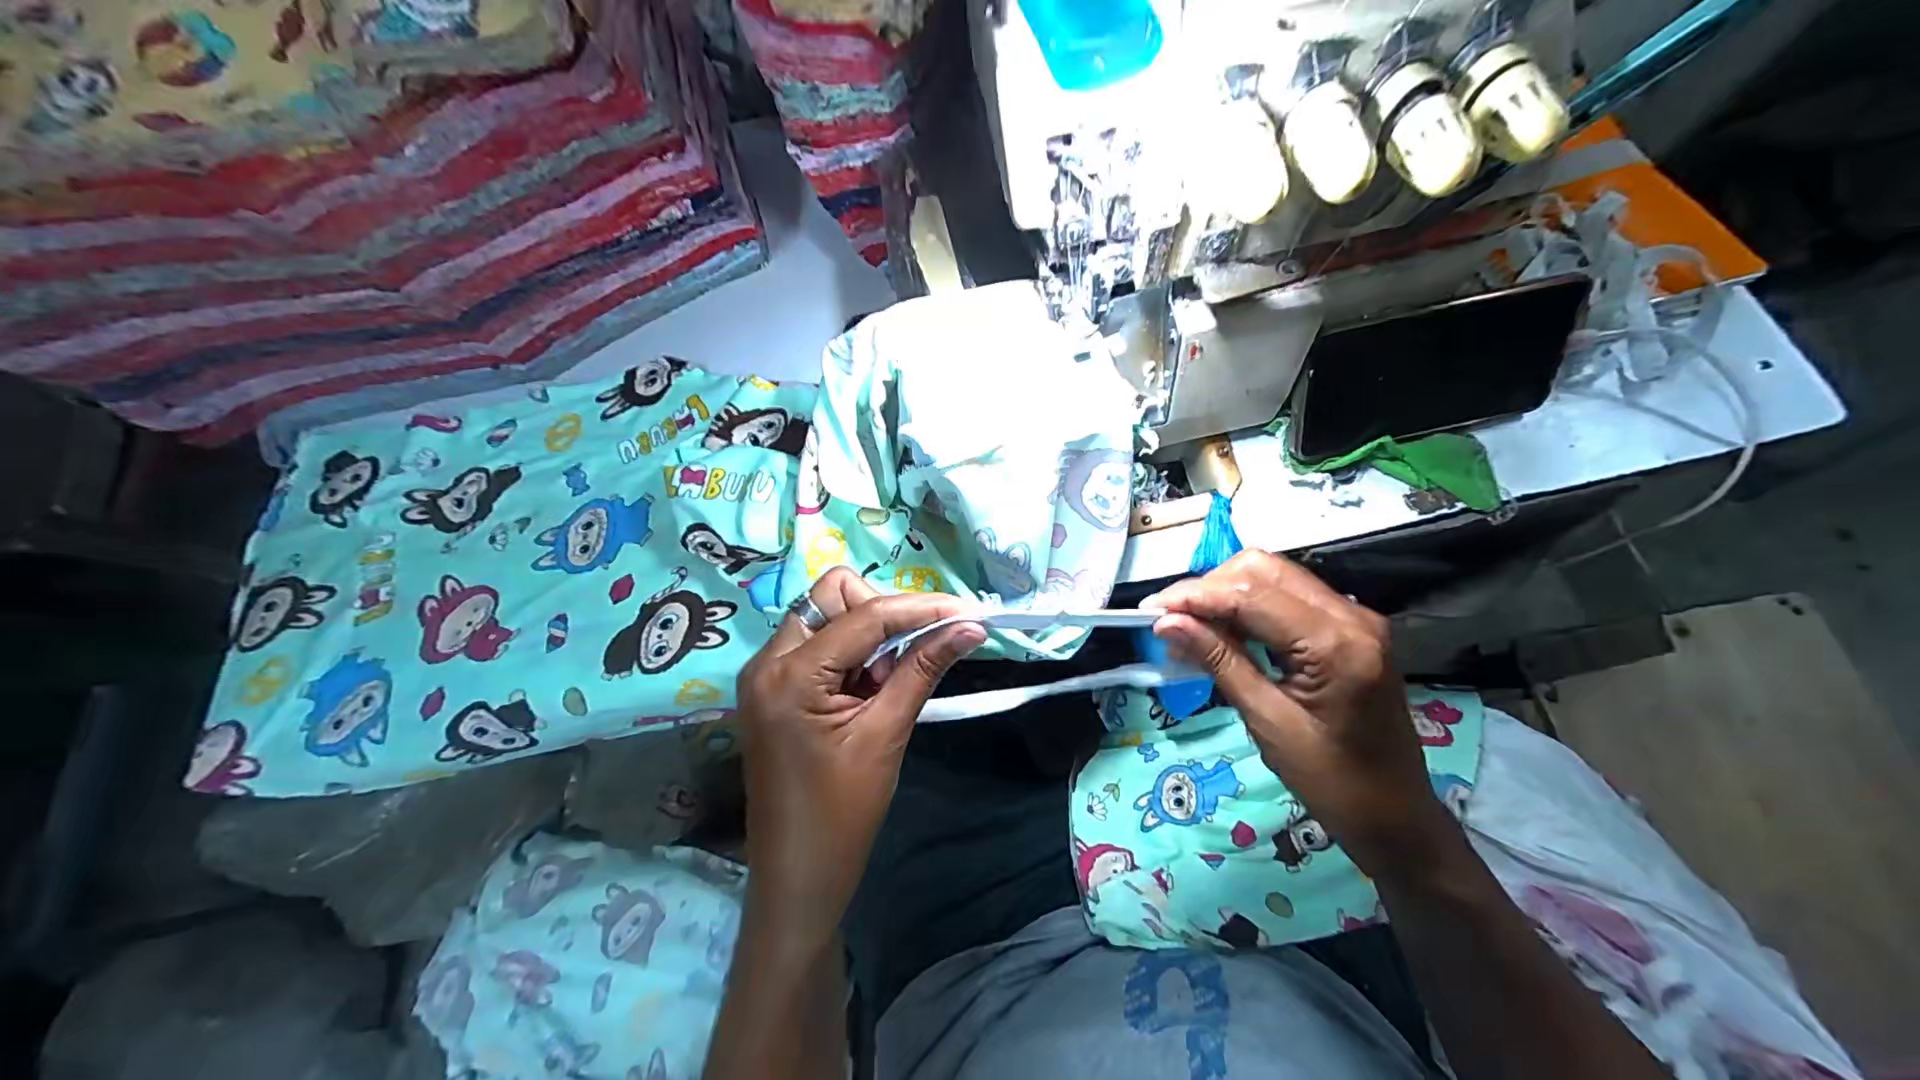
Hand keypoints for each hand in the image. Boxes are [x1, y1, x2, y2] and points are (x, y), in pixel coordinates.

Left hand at [734, 567, 985, 940]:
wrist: (797, 876)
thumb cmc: (842, 814)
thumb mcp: (886, 734)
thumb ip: (923, 669)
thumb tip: (970, 627)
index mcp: (789, 675)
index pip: (864, 615)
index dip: (921, 608)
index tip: (968, 612)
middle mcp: (767, 660)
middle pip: (832, 596)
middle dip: (881, 614)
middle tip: (908, 660)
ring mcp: (765, 672)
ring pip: (825, 614)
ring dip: (868, 634)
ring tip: (887, 683)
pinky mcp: (773, 686)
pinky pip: (818, 643)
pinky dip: (852, 652)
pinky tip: (870, 688)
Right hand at [1142, 550, 1452, 879]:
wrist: (1394, 814)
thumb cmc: (1332, 780)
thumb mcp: (1267, 720)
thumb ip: (1219, 661)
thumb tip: (1168, 623)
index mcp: (1336, 643)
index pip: (1251, 595)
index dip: (1196, 597)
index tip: (1151, 611)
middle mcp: (1351, 615)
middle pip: (1263, 570)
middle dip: (1210, 588)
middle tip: (1171, 621)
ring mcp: (1354, 618)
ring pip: (1274, 576)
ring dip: (1227, 593)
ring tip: (1190, 626)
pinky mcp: (1348, 627)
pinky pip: (1288, 596)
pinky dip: (1249, 605)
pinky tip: (1224, 630)